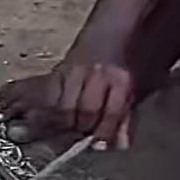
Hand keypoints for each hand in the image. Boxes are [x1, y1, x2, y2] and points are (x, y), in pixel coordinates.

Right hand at [0, 52, 135, 147]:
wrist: (109, 34)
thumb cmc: (123, 64)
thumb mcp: (134, 89)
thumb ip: (125, 117)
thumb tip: (119, 144)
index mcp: (121, 79)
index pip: (111, 112)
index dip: (103, 131)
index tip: (97, 146)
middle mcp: (96, 75)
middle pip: (83, 110)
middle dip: (80, 127)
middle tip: (77, 136)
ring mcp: (73, 72)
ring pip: (62, 104)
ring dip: (62, 120)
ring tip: (64, 127)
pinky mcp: (57, 71)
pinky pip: (49, 94)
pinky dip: (47, 107)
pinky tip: (46, 114)